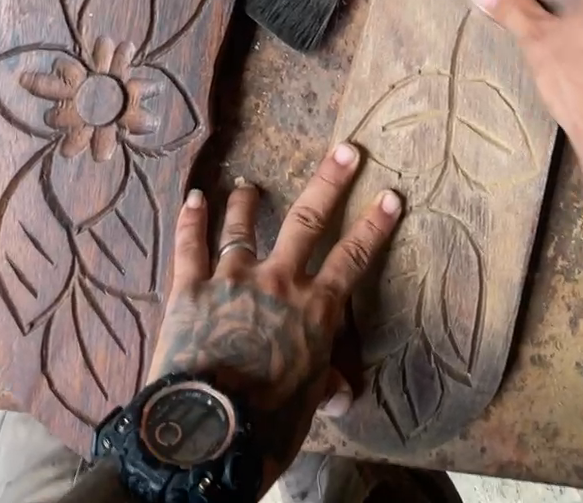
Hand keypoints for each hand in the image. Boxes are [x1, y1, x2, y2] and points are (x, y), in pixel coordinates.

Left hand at [146, 143, 402, 493]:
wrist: (210, 433)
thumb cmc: (268, 424)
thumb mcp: (307, 405)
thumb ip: (324, 384)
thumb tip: (341, 391)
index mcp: (313, 309)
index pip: (353, 258)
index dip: (375, 226)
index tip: (392, 196)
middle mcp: (277, 281)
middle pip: (309, 221)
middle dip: (330, 183)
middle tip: (347, 149)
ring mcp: (233, 280)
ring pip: (243, 228)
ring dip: (246, 203)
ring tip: (248, 184)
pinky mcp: (191, 289)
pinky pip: (191, 247)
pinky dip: (192, 221)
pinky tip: (193, 198)